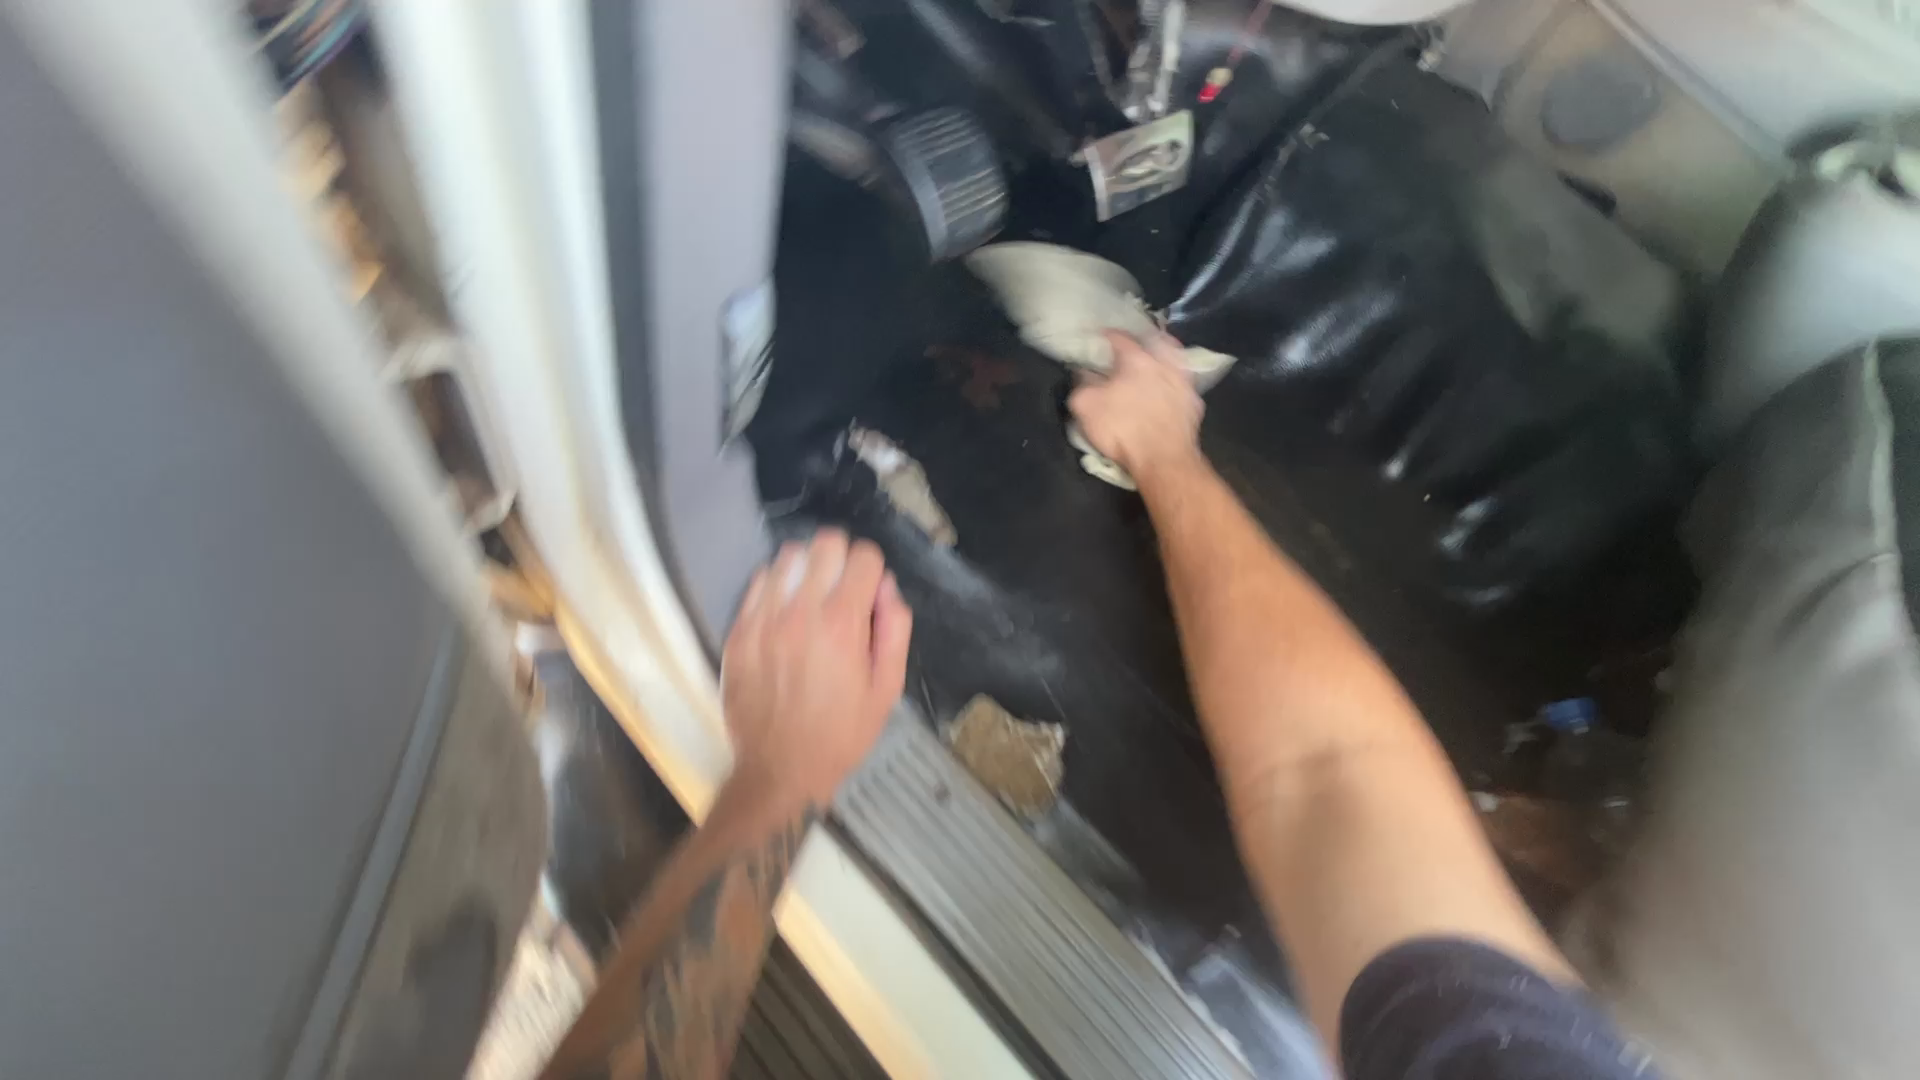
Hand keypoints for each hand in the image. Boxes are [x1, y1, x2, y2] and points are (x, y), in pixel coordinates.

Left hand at [721, 528, 912, 803]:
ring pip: (788, 555)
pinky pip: (758, 582)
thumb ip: (895, 629)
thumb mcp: (887, 689)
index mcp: (842, 624)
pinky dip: (777, 586)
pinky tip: (784, 612)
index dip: (873, 568)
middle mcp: (799, 612)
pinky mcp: (738, 632)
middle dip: (842, 558)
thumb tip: (886, 586)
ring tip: (812, 597)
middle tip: (845, 589)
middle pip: (825, 543)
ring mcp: (762, 619)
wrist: (778, 771)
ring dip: (808, 567)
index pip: (863, 556)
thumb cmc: (841, 733)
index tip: (871, 592)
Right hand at [1068, 331, 1203, 478]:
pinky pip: (1183, 386)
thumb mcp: (1085, 407)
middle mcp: (1163, 364)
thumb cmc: (1122, 429)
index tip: (1099, 336)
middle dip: (1144, 340)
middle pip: (1156, 340)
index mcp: (1135, 359)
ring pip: (1175, 361)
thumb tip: (1083, 372)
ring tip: (1153, 366)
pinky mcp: (1194, 404)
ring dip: (1163, 360)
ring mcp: (1183, 383)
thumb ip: (1082, 384)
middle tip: (1135, 346)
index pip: (1119, 338)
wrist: (1162, 459)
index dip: (1106, 335)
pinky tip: (1167, 392)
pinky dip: (1174, 384)